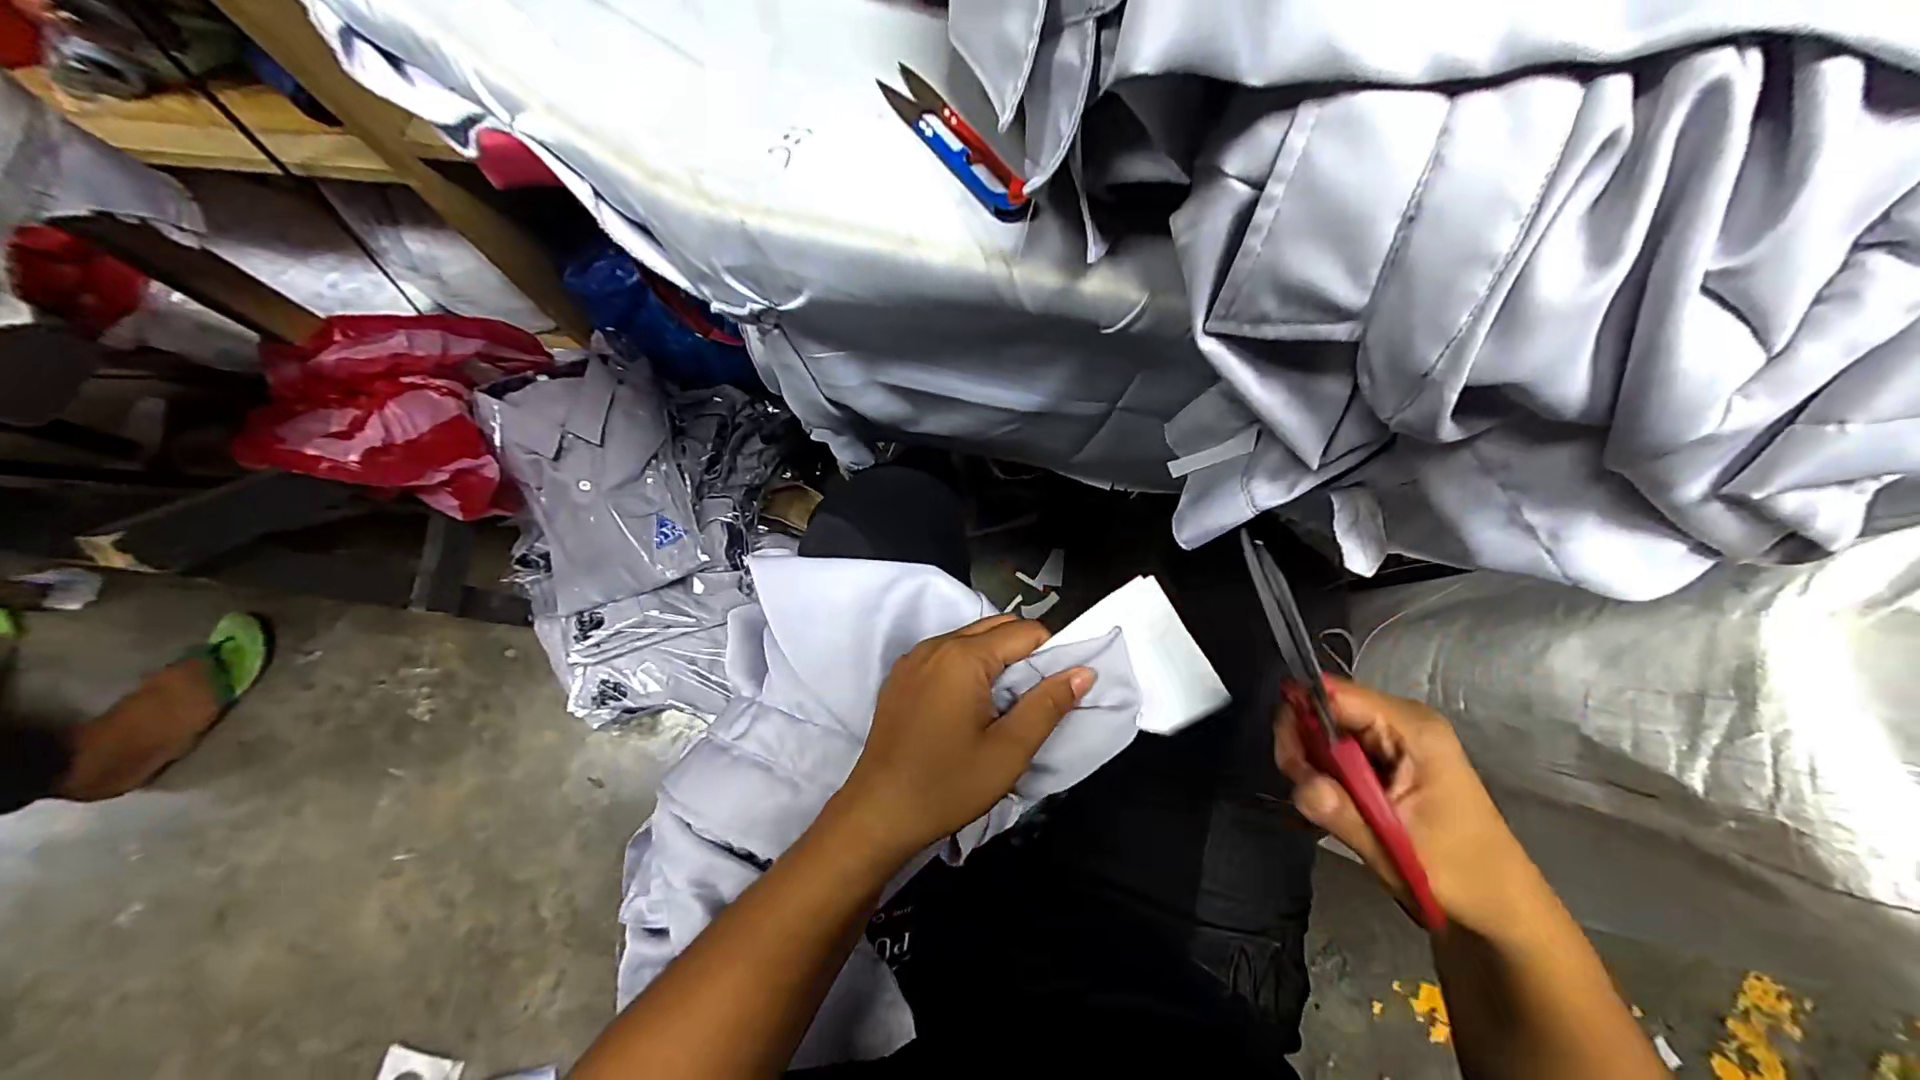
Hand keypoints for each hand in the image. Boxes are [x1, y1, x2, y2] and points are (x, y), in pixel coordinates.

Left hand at [829, 615, 1092, 857]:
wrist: (878, 813)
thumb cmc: (947, 785)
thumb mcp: (1009, 750)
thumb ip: (1048, 704)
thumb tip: (1082, 671)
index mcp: (963, 657)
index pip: (1025, 631)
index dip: (1051, 654)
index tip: (1058, 689)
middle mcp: (935, 646)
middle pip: (996, 627)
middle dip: (1024, 652)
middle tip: (1034, 698)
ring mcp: (913, 659)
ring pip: (970, 639)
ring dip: (995, 659)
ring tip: (1004, 705)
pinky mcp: (900, 677)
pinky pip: (945, 654)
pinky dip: (967, 667)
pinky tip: (969, 707)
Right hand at [1275, 675, 1536, 933]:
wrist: (1500, 908)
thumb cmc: (1460, 875)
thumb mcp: (1395, 848)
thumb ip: (1342, 811)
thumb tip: (1299, 783)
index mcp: (1413, 729)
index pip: (1335, 694)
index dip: (1302, 718)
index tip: (1290, 763)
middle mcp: (1401, 721)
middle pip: (1324, 707)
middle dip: (1302, 743)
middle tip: (1302, 788)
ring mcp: (1394, 738)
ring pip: (1325, 728)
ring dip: (1311, 762)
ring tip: (1320, 802)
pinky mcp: (1386, 757)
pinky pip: (1336, 747)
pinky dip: (1323, 770)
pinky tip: (1330, 799)